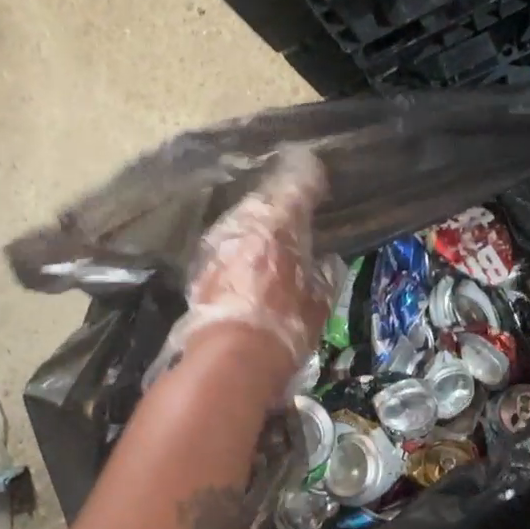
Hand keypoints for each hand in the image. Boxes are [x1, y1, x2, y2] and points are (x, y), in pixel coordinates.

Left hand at [164, 145, 335, 382]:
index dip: (310, 174)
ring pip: (245, 217)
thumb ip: (326, 273)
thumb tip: (327, 260)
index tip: (317, 170)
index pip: (299, 181)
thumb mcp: (320, 302)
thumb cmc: (285, 327)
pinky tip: (251, 256)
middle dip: (283, 197)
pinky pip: (229, 241)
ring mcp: (220, 240)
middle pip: (267, 196)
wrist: (230, 358)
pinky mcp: (202, 262)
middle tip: (298, 201)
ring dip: (261, 221)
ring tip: (275, 229)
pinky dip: (243, 243)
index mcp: (282, 224)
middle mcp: (247, 221)